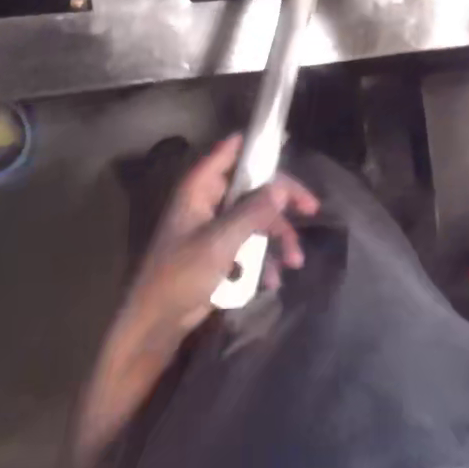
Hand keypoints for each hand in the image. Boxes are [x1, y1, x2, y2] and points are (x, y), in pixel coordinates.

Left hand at [117, 134, 319, 347]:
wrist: (157, 322)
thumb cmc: (181, 275)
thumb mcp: (220, 242)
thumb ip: (252, 213)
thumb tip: (281, 187)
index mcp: (199, 189)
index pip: (228, 153)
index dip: (254, 146)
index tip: (284, 145)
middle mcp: (207, 202)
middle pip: (251, 188)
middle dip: (280, 204)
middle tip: (311, 209)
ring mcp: (213, 228)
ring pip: (254, 219)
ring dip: (277, 238)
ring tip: (294, 262)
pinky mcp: (218, 253)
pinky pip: (248, 245)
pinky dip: (263, 259)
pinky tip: (272, 280)